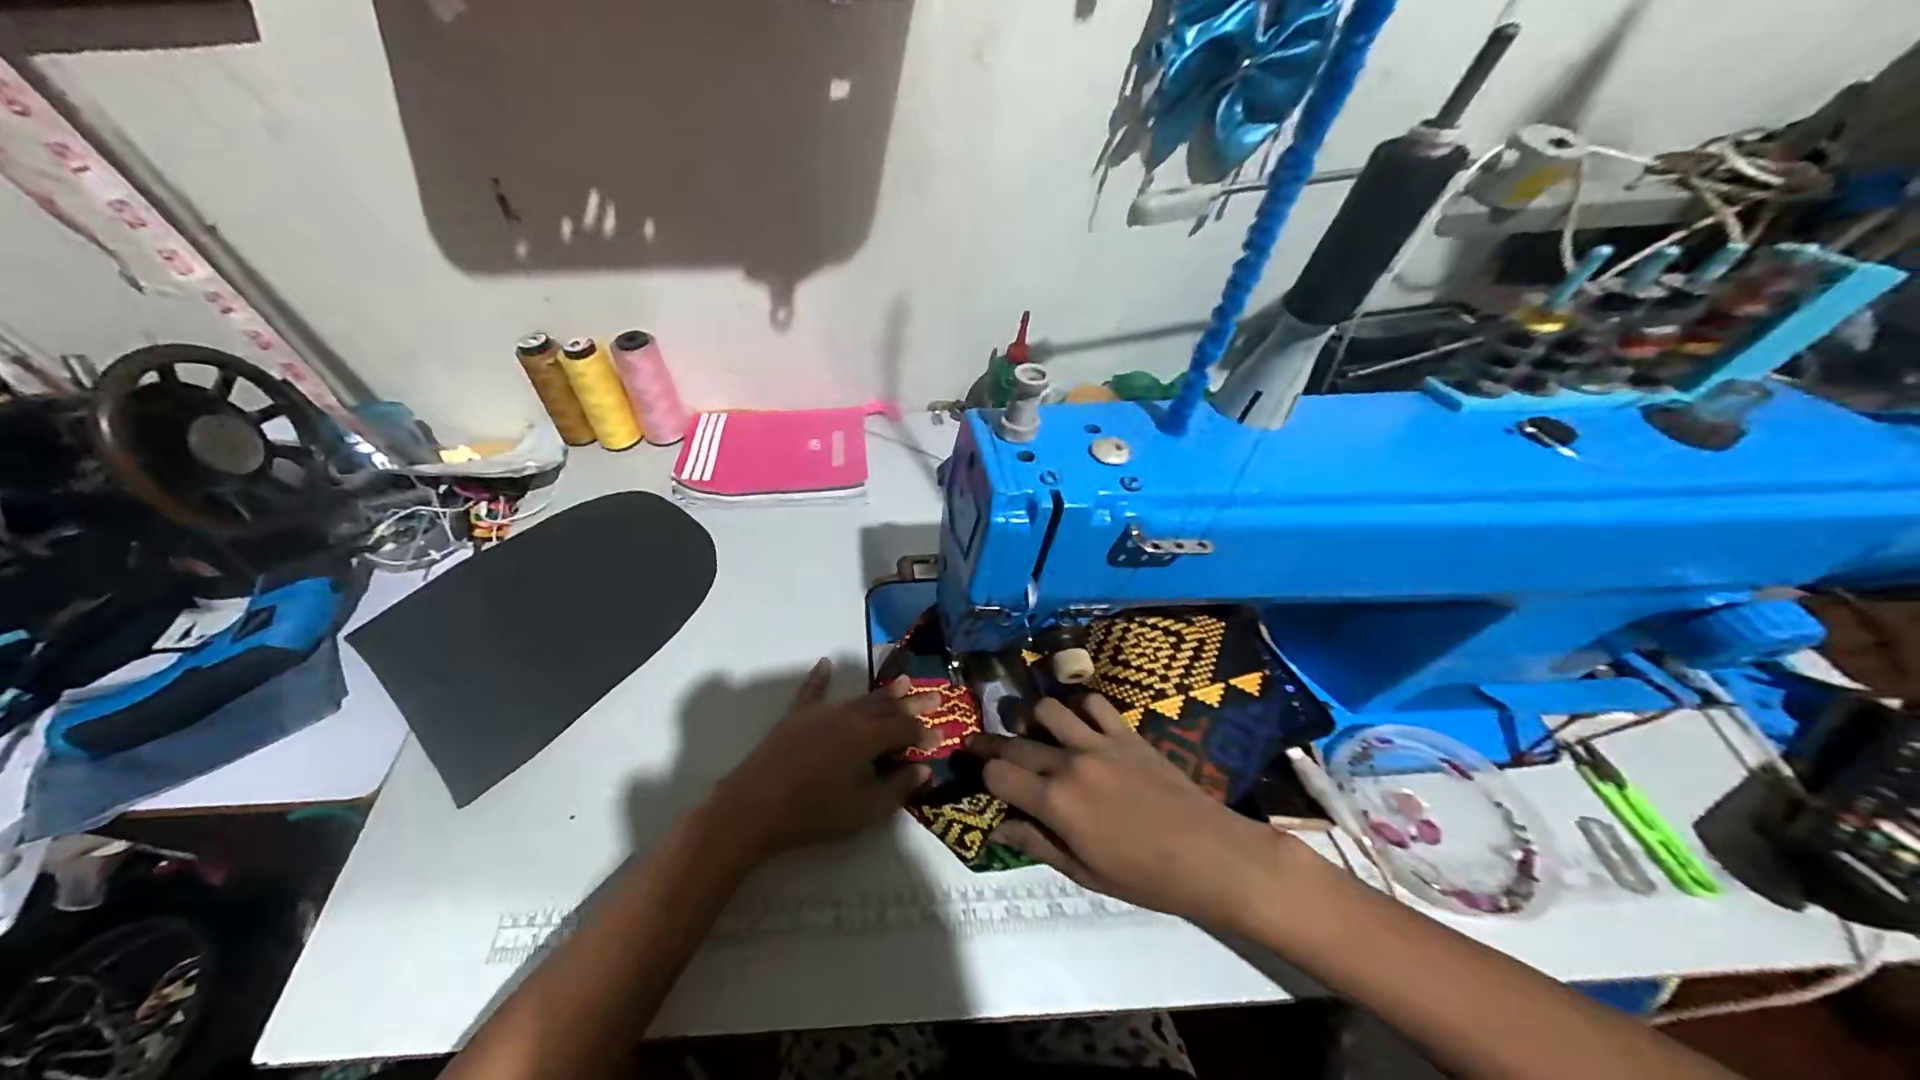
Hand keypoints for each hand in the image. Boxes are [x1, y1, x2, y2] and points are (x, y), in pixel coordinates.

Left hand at [708, 659, 935, 861]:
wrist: (754, 808)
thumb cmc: (815, 814)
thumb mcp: (865, 809)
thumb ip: (898, 787)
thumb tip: (924, 769)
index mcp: (868, 737)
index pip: (905, 729)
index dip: (925, 733)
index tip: (942, 737)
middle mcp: (849, 716)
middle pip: (887, 707)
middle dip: (912, 703)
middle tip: (935, 696)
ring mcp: (821, 713)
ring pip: (860, 698)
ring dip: (883, 691)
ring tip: (904, 681)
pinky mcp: (796, 717)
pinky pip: (812, 691)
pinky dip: (820, 677)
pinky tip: (825, 663)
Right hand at [969, 694, 1293, 926]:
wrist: (1208, 854)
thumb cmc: (1144, 876)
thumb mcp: (1084, 872)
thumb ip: (1037, 844)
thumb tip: (999, 827)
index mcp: (1055, 802)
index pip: (997, 774)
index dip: (982, 774)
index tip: (977, 774)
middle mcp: (1069, 763)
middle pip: (1015, 742)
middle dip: (990, 743)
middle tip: (979, 744)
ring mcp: (1099, 742)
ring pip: (1048, 710)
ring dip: (1032, 718)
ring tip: (1031, 728)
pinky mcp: (1126, 733)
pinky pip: (1093, 703)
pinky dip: (1079, 706)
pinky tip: (1078, 720)